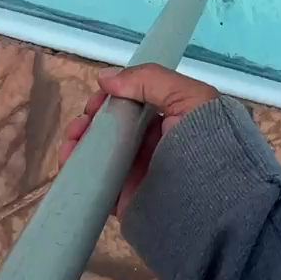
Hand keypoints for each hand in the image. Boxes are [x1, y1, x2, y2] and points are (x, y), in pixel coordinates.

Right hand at [57, 64, 219, 216]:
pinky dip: (78, 172)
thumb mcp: (187, 96)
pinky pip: (95, 182)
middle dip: (91, 119)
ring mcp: (139, 170)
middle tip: (80, 124)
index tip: (98, 98)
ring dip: (79, 143)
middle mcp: (155, 141)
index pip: (135, 99)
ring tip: (70, 144)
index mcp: (172, 115)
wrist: (212, 202)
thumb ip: (148, 80)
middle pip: (113, 124)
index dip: (112, 95)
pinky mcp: (126, 198)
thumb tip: (105, 77)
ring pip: (100, 151)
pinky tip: (69, 163)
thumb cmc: (204, 140)